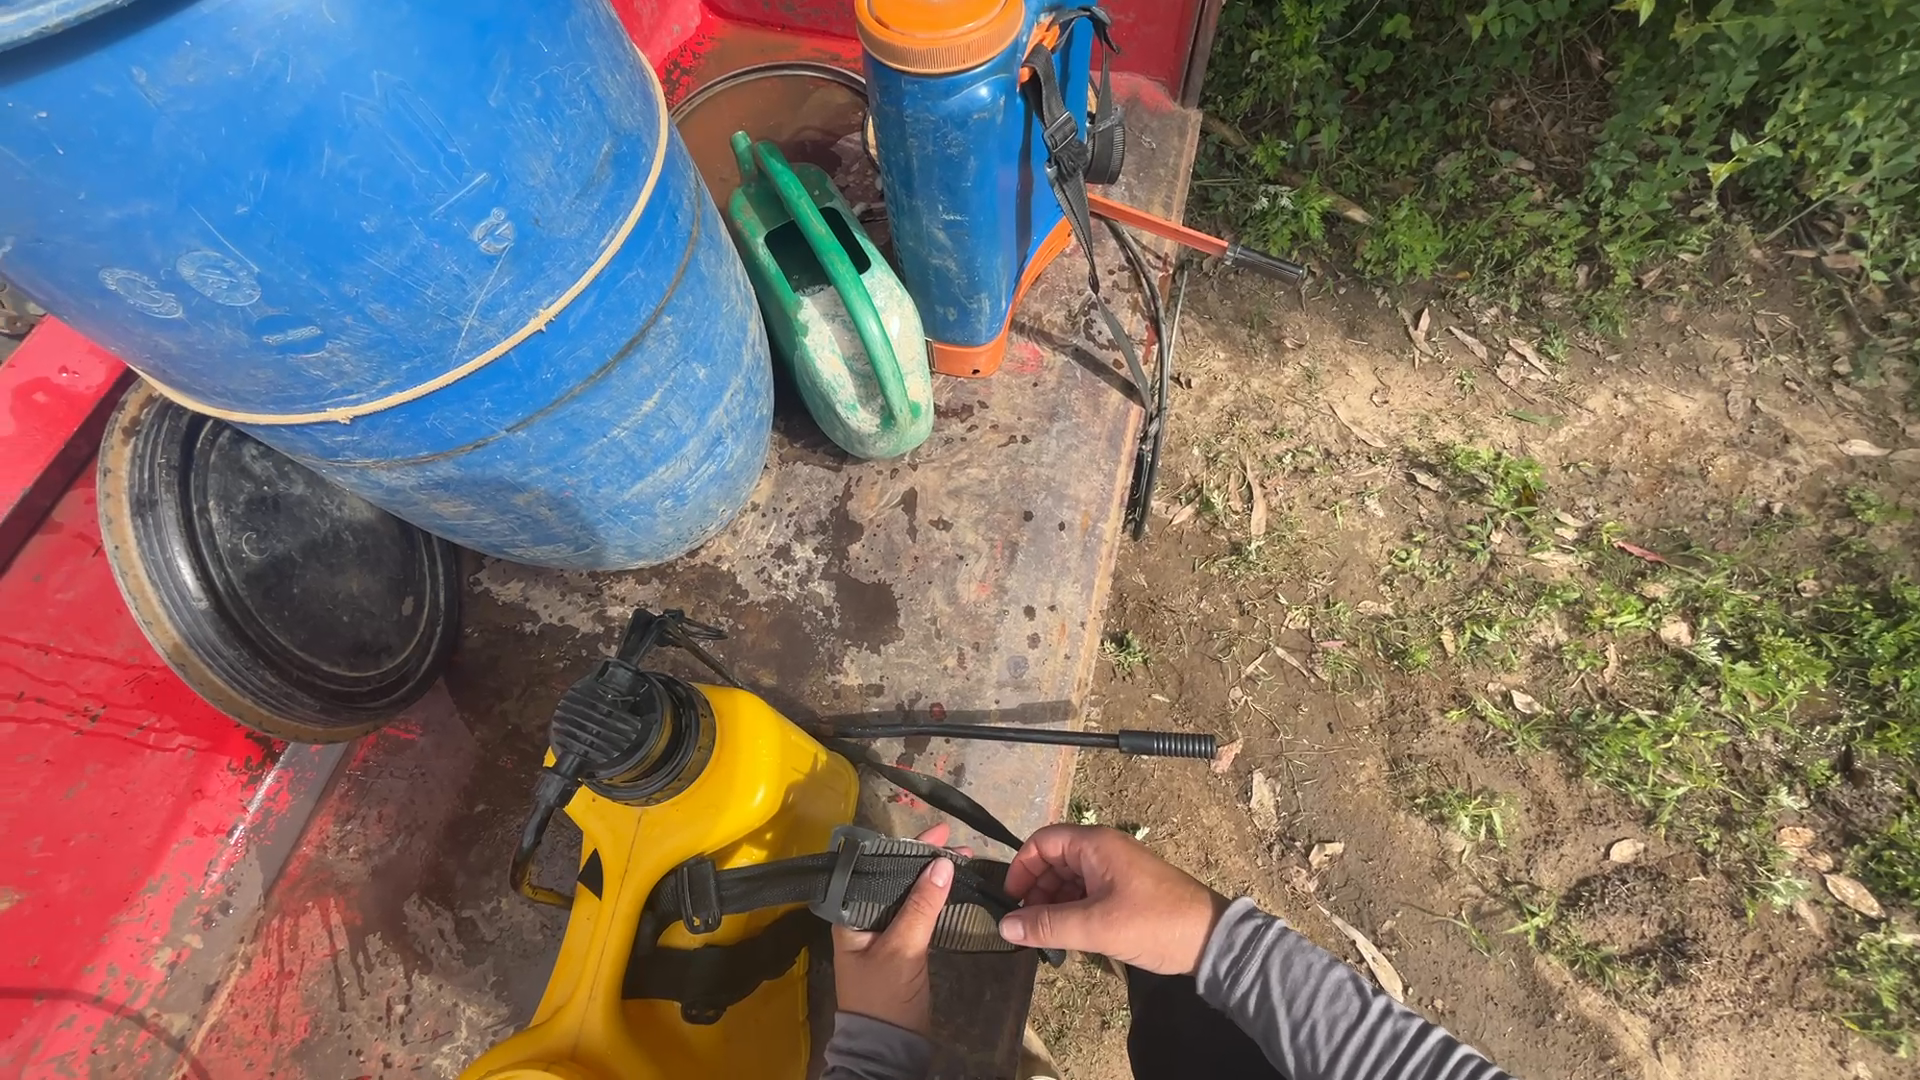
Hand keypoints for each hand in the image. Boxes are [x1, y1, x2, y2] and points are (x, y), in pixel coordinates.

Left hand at [831, 823, 959, 1035]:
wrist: (889, 1052)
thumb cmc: (884, 997)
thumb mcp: (902, 949)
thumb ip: (921, 906)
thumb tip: (943, 863)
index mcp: (852, 913)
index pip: (878, 866)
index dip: (907, 846)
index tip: (938, 832)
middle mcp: (865, 916)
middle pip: (896, 876)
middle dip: (925, 858)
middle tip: (955, 840)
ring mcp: (885, 931)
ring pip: (910, 892)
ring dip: (934, 875)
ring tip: (963, 857)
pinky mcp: (903, 945)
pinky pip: (919, 911)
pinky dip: (936, 896)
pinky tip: (953, 887)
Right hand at [998, 823, 1227, 975]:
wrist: (1211, 940)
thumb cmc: (1153, 922)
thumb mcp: (1096, 926)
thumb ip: (1048, 925)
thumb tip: (1005, 926)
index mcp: (1094, 844)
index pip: (1042, 841)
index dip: (1022, 867)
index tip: (1010, 899)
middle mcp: (1102, 850)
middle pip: (1054, 860)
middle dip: (1036, 889)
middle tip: (1027, 924)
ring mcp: (1115, 870)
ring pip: (1070, 879)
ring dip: (1054, 903)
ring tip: (1046, 935)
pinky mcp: (1125, 891)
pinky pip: (1087, 892)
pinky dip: (1072, 910)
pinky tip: (1069, 937)